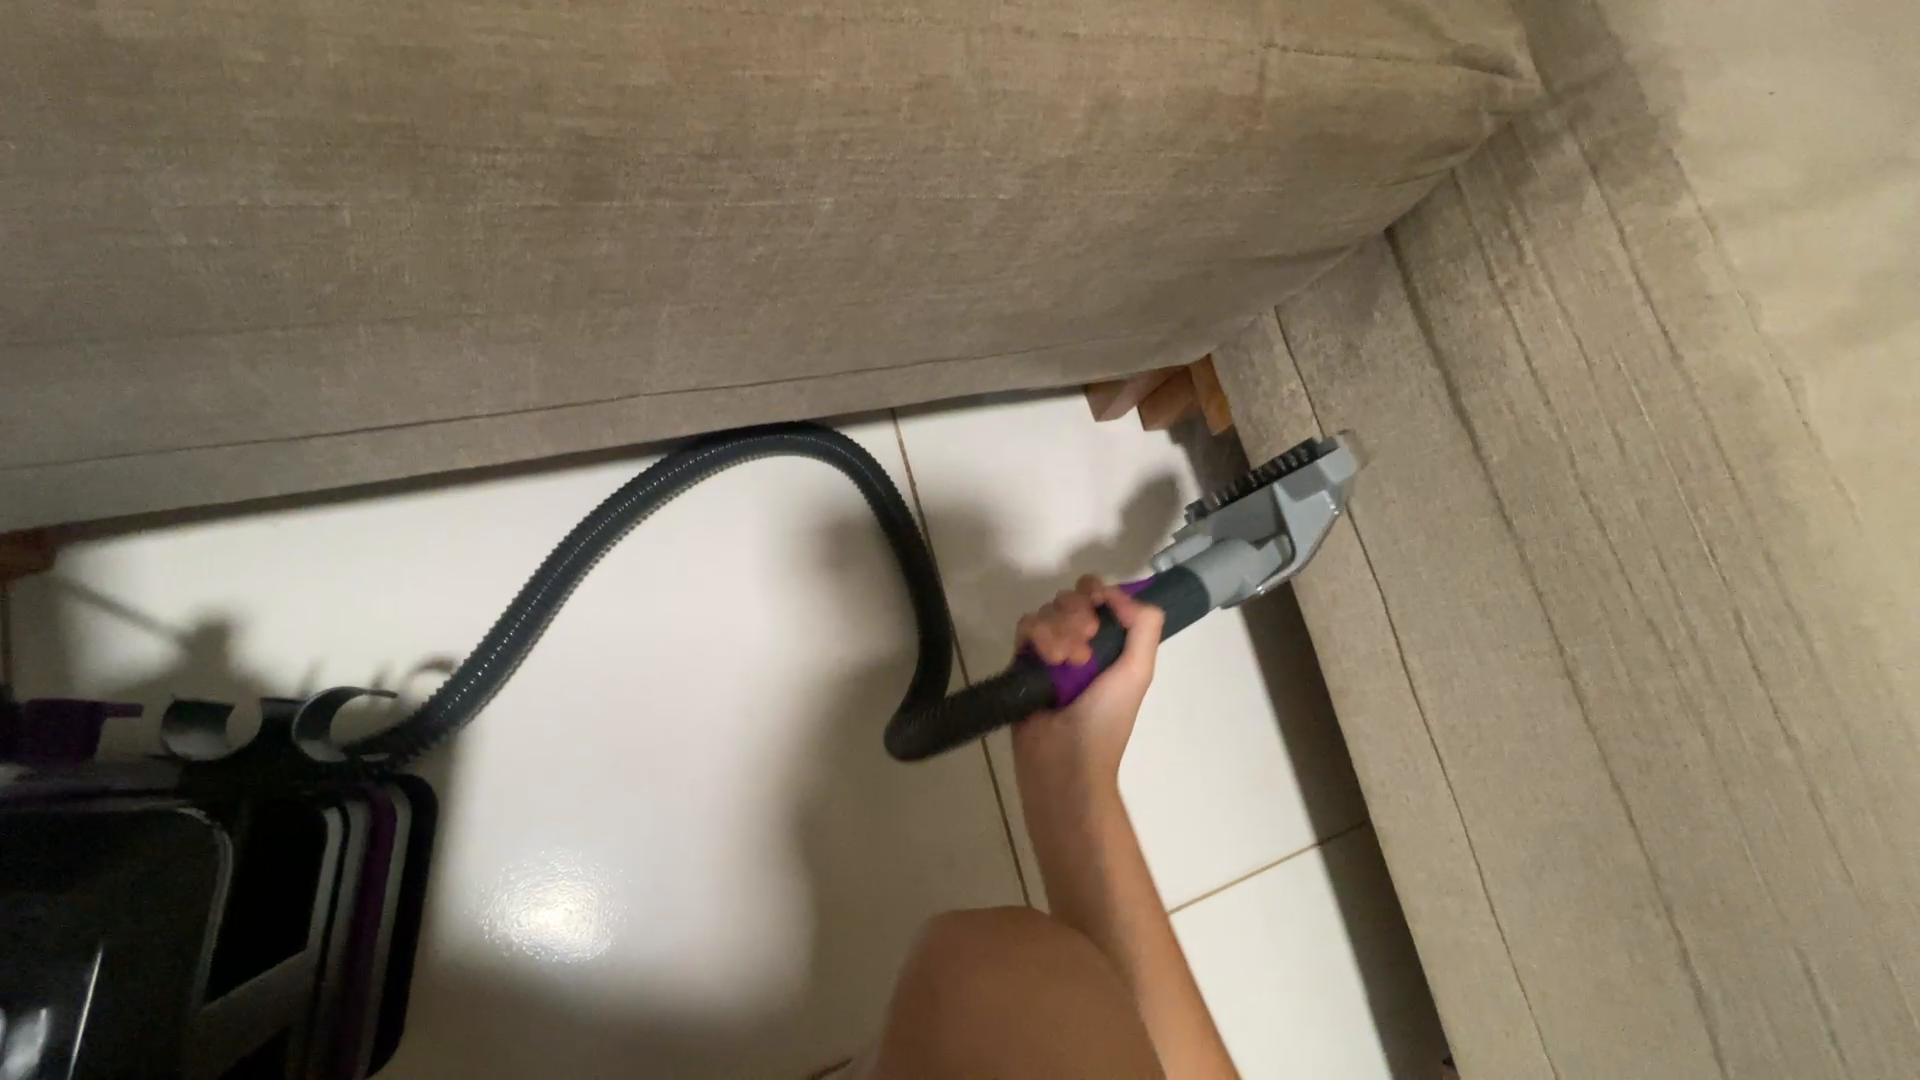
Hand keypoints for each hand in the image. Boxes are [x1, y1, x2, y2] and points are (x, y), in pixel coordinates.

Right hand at [1011, 575, 1163, 791]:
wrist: (1065, 761)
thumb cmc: (1106, 720)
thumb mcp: (1138, 673)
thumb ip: (1143, 626)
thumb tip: (1116, 592)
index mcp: (1110, 644)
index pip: (1099, 597)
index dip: (1097, 591)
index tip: (1098, 602)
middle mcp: (1079, 643)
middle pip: (1070, 599)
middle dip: (1078, 613)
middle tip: (1087, 640)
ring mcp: (1049, 651)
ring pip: (1047, 611)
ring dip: (1060, 630)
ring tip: (1066, 661)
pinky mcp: (1022, 661)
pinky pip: (1025, 628)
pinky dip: (1038, 637)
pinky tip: (1048, 660)